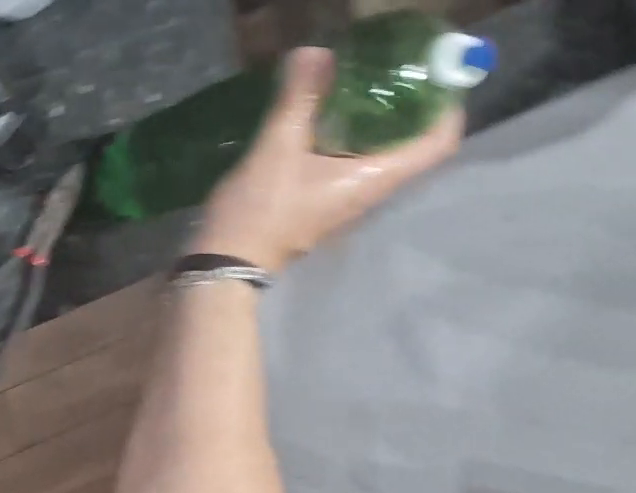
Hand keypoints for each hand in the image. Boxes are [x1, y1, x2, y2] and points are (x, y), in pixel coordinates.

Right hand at [194, 46, 463, 273]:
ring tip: (350, 99)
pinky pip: (347, 171)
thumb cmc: (257, 213)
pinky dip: (344, 147)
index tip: (424, 79)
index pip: (440, 140)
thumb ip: (298, 101)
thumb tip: (314, 54)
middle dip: (404, 109)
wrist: (220, 266)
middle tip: (385, 79)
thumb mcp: (275, 150)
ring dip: (371, 128)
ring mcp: (342, 206)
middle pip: (410, 145)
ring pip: (376, 158)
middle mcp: (369, 194)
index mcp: (375, 178)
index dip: (443, 105)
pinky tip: (319, 132)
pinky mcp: (317, 212)